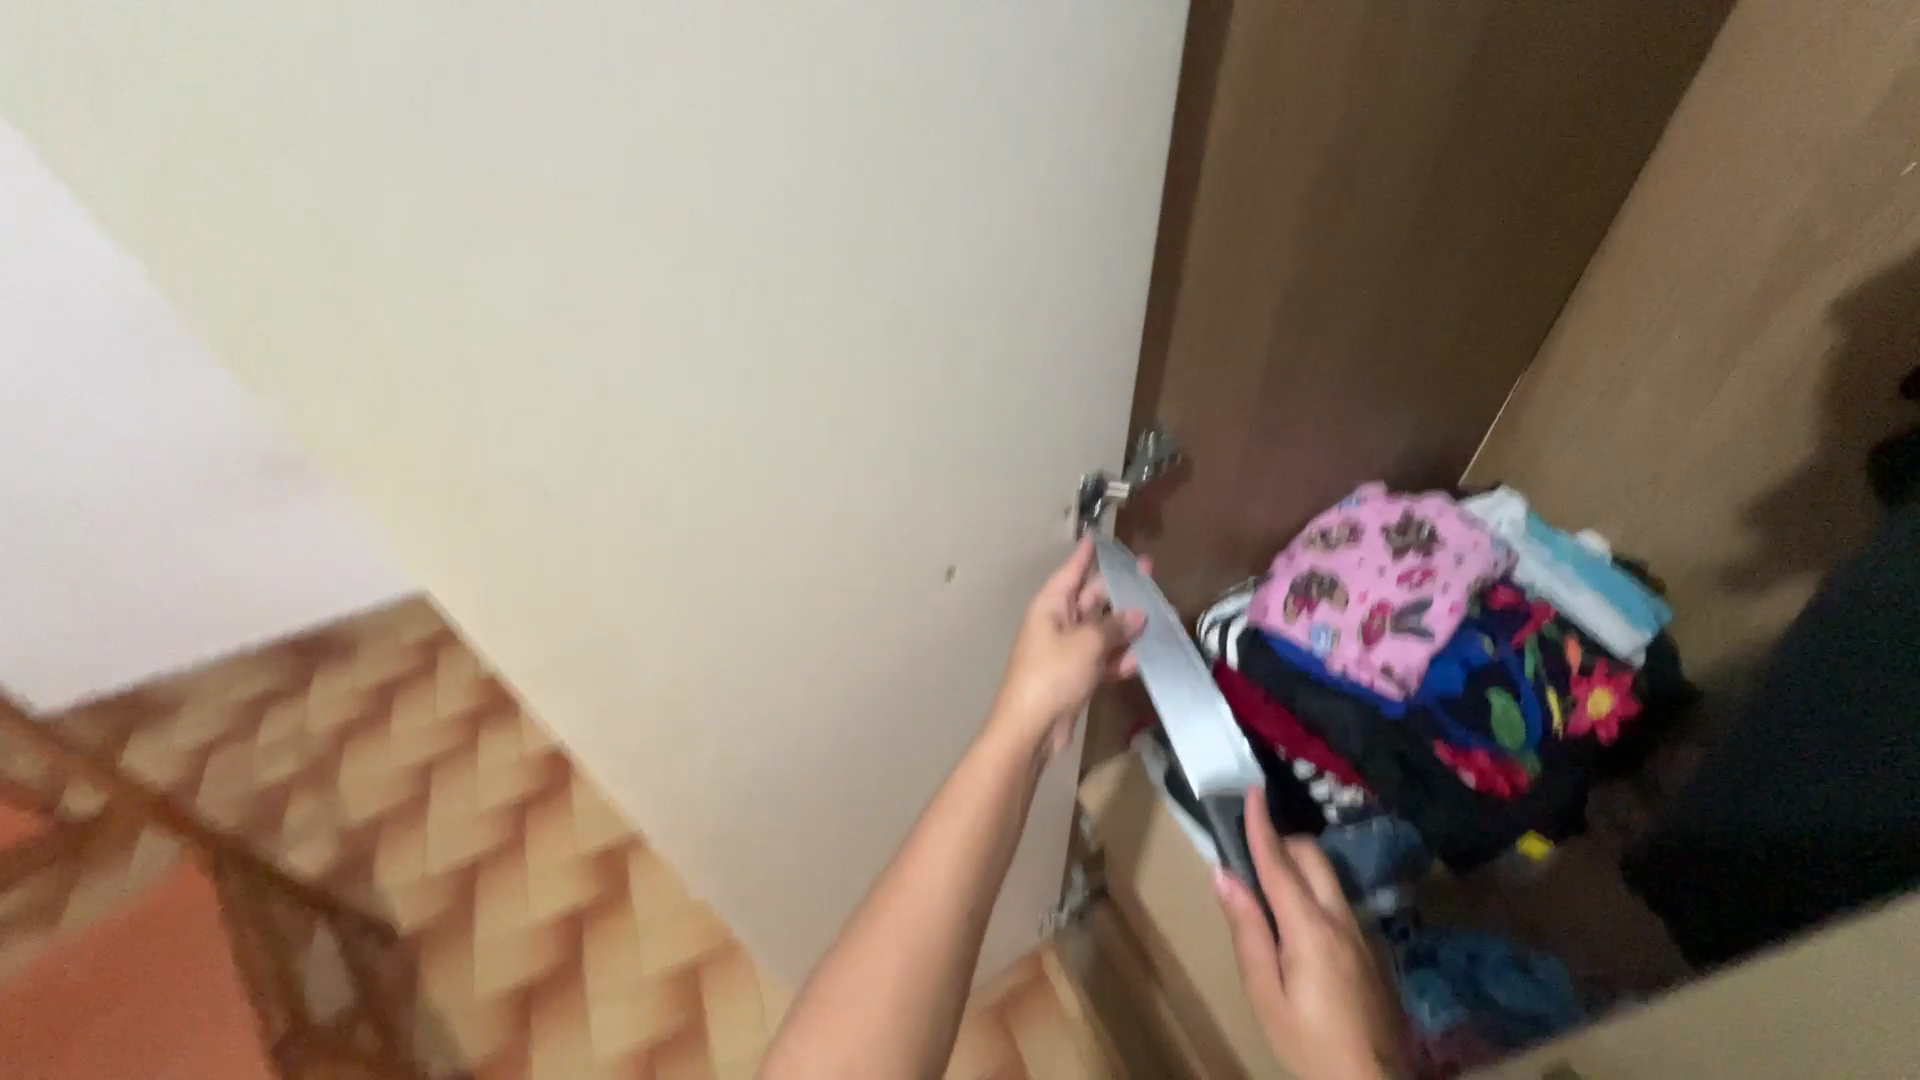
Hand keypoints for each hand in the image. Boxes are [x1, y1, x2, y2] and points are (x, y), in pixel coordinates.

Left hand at [986, 537, 1147, 761]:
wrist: (1031, 727)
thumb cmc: (1052, 675)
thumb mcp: (1086, 644)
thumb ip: (1113, 627)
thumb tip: (1137, 614)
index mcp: (1050, 606)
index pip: (1071, 572)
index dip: (1085, 555)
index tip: (1097, 536)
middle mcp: (1057, 624)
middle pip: (1091, 599)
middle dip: (1118, 588)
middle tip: (1148, 571)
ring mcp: (1067, 652)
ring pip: (1101, 631)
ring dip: (1124, 627)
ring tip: (1156, 615)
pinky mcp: (1076, 677)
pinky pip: (1102, 660)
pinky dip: (1118, 659)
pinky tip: (1139, 659)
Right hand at [1215, 788, 1405, 1079]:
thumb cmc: (1308, 1042)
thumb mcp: (1265, 992)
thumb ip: (1248, 929)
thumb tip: (1224, 874)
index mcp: (1310, 928)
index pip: (1279, 863)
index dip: (1262, 825)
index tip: (1252, 791)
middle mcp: (1341, 920)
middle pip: (1312, 857)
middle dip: (1282, 842)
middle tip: (1250, 853)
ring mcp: (1362, 934)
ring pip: (1328, 877)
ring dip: (1297, 867)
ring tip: (1267, 891)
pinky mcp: (1370, 950)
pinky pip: (1336, 901)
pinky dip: (1312, 891)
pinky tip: (1295, 926)